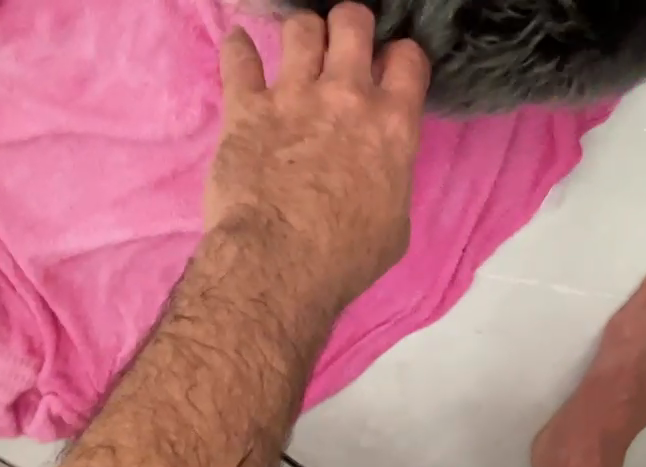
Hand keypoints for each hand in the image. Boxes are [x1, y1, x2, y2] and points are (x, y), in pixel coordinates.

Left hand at [205, 3, 430, 309]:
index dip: (398, 61)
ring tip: (294, 56)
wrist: (280, 264)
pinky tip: (239, 53)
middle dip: (348, 30)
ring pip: (301, 28)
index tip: (387, 74)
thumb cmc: (343, 260)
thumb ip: (391, 187)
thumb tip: (382, 180)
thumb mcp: (393, 230)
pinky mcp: (246, 109)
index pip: (407, 59)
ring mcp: (293, 97)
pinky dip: (237, 51)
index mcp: (391, 126)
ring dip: (300, 36)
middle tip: (339, 53)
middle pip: (353, 22)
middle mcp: (346, 96)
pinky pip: (237, 57)